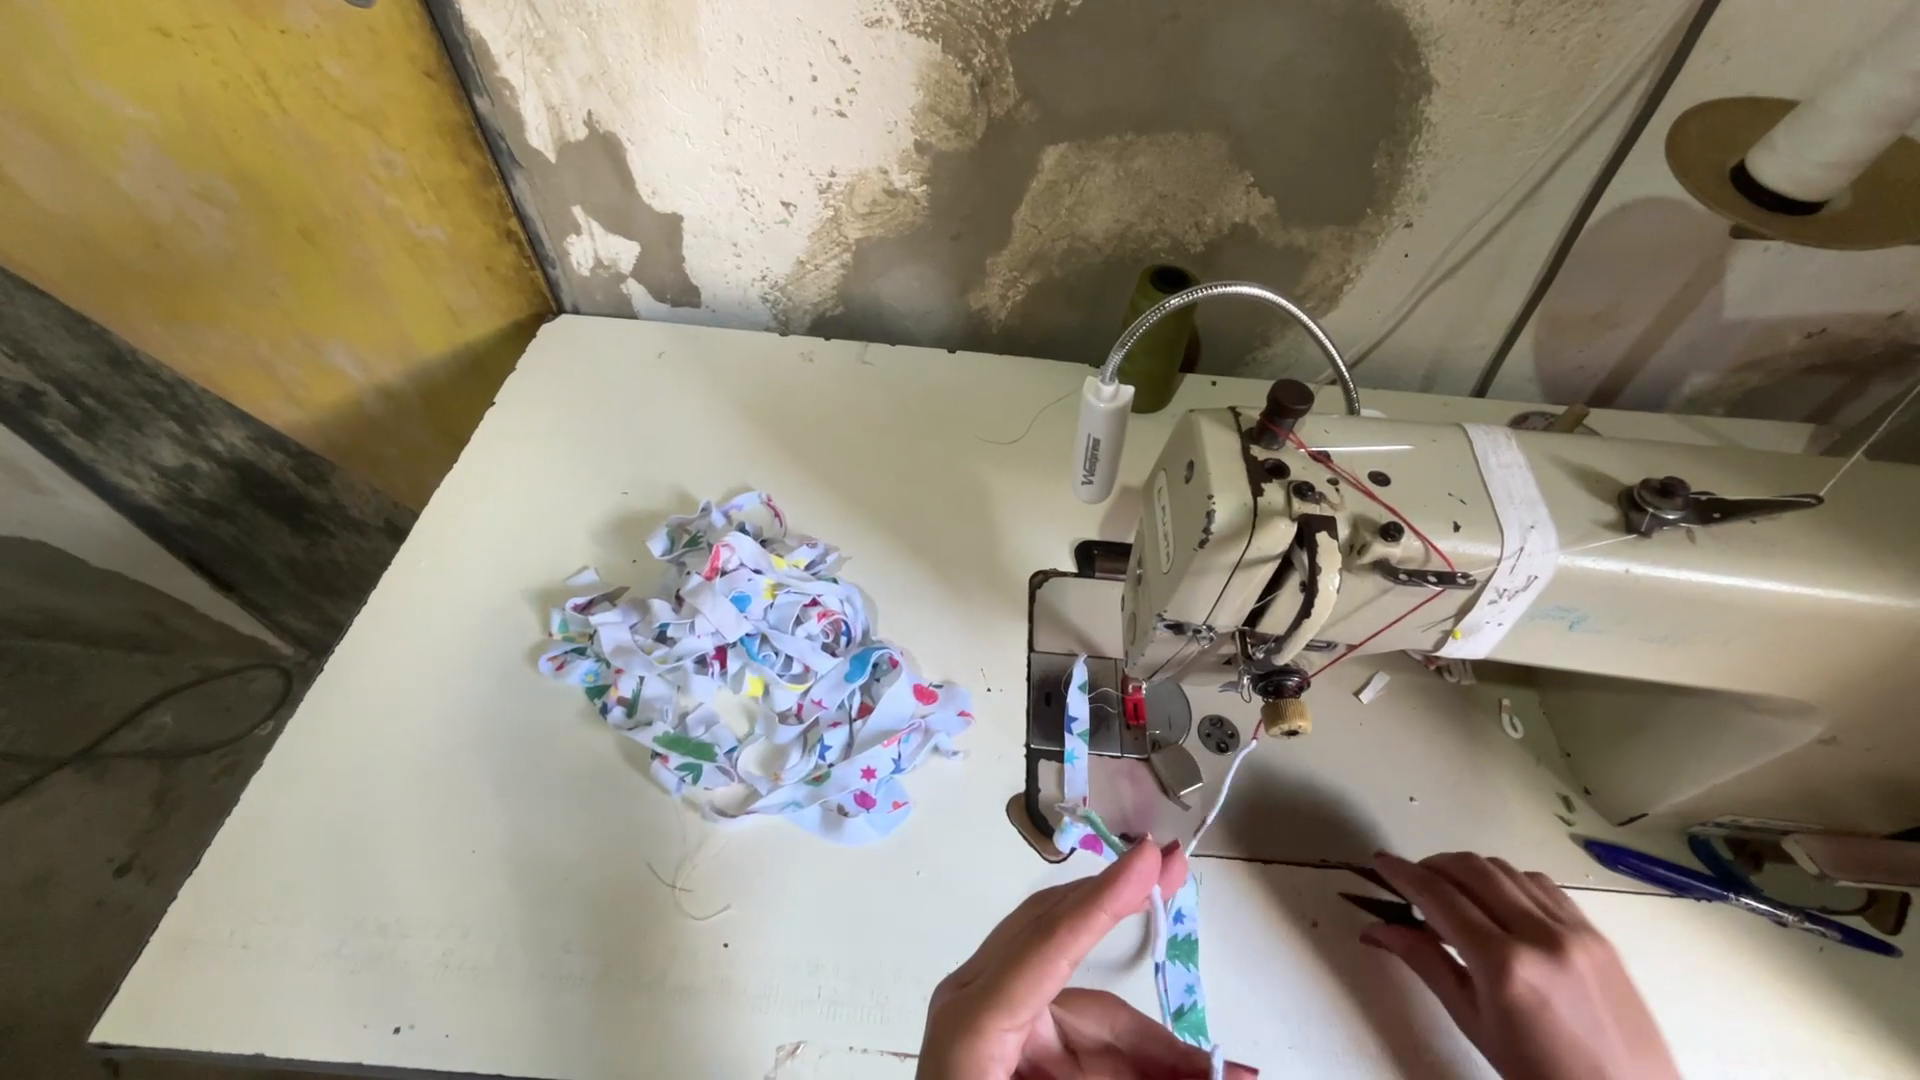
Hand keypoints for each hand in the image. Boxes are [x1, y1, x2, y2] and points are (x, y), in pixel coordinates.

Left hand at [918, 840, 1254, 1078]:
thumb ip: (1138, 1076)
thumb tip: (1228, 1074)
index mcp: (971, 1022)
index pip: (1045, 944)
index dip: (1102, 898)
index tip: (1151, 857)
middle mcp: (980, 1002)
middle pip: (1061, 940)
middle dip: (1123, 910)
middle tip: (1176, 865)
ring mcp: (999, 1022)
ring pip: (1089, 1008)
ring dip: (1155, 1043)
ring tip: (1223, 1075)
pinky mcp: (1017, 1044)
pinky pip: (1086, 1040)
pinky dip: (1135, 1057)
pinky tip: (1186, 1074)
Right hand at [1364, 851, 1678, 1079]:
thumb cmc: (1540, 1075)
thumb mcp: (1474, 1023)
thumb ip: (1425, 963)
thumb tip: (1376, 929)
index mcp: (1504, 964)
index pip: (1438, 896)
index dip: (1402, 873)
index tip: (1379, 862)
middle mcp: (1540, 935)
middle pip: (1470, 868)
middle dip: (1432, 866)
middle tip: (1411, 882)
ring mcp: (1575, 931)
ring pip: (1505, 869)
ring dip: (1468, 870)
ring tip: (1452, 894)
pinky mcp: (1598, 934)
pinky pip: (1541, 885)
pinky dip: (1508, 881)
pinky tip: (1498, 904)